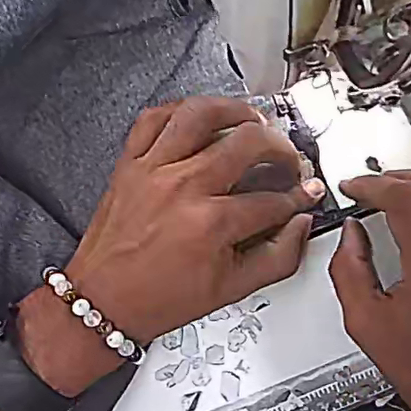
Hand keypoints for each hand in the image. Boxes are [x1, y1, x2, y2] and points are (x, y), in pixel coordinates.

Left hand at [20, 97, 323, 394]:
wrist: (105, 300)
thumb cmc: (158, 298)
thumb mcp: (231, 290)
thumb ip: (278, 258)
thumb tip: (300, 226)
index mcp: (210, 224)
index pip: (273, 199)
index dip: (299, 197)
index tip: (304, 195)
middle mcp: (183, 188)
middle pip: (249, 142)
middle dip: (282, 149)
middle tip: (287, 160)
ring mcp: (154, 169)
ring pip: (202, 114)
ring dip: (237, 111)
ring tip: (254, 121)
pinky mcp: (131, 163)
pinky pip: (155, 117)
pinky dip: (182, 110)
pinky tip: (200, 118)